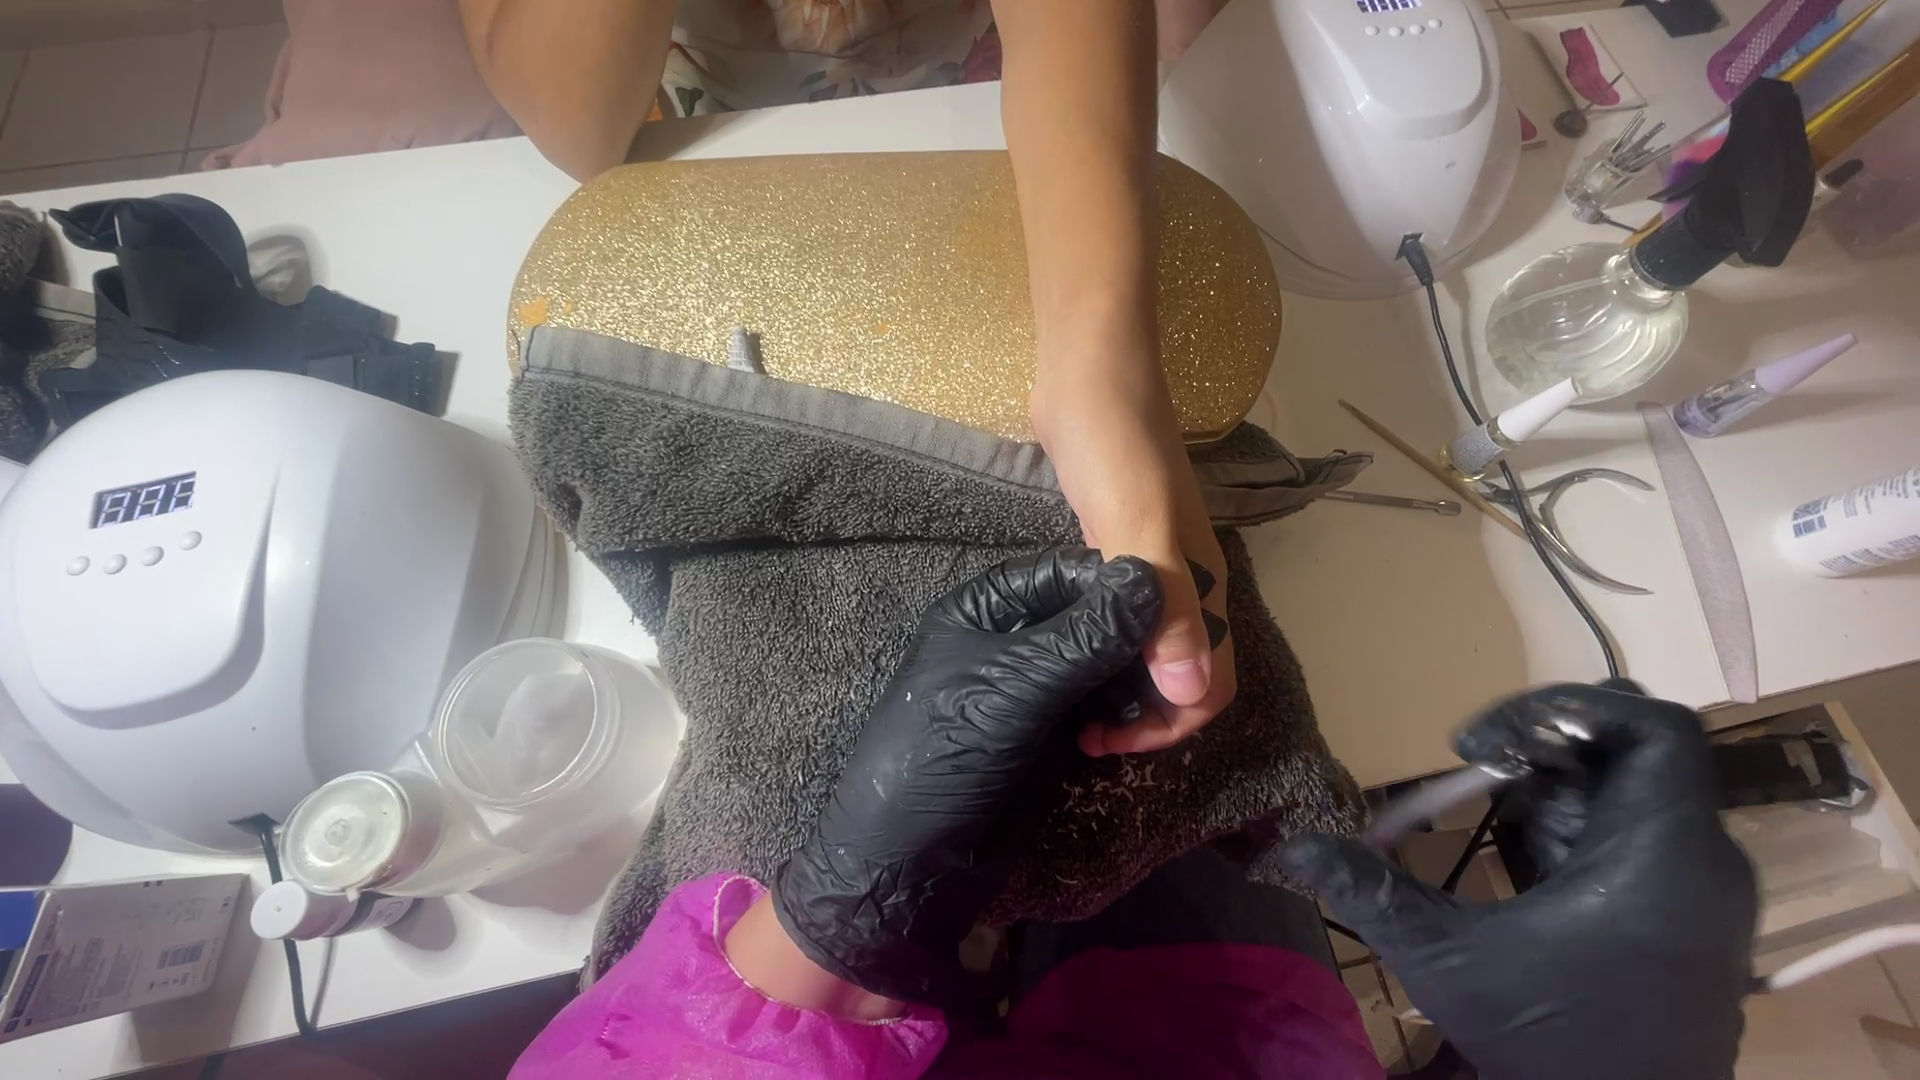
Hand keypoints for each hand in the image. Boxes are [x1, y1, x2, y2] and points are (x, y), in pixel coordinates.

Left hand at [772, 548, 1162, 1003]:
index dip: (1129, 591)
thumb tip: (1154, 578)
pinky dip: (1123, 717)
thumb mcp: (1014, 689)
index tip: (1174, 625)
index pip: (1079, 571)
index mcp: (994, 602)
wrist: (915, 857)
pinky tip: (1116, 743)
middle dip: (1138, 649)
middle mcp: (1021, 630)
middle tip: (1166, 689)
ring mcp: (1041, 677)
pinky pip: (1108, 701)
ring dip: (1135, 689)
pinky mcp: (1056, 720)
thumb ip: (1085, 636)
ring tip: (1140, 726)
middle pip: (1105, 616)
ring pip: (1115, 662)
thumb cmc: (947, 752)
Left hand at [1031, 370, 1233, 755]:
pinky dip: (1102, 646)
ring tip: (1071, 705)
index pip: (1213, 684)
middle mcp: (1186, 582)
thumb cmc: (1114, 446)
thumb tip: (1187, 693)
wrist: (1086, 374)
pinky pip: (1121, 616)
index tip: (1111, 739)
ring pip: (1152, 647)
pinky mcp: (1115, 546)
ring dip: (1122, 684)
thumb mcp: (1136, 525)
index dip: (1171, 724)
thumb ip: (1164, 605)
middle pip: (1185, 674)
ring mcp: (1150, 563)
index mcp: (1203, 584)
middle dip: (1146, 715)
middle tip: (1083, 732)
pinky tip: (1065, 648)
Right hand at [1282, 681, 1757, 1079]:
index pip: (1653, 728)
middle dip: (1539, 740)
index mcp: (1658, 858)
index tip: (1482, 741)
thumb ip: (1369, 891)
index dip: (1566, 705)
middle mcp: (1688, 857)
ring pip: (1617, 782)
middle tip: (1471, 757)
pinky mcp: (1662, 900)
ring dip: (1540, 777)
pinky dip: (1553, 811)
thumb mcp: (1443, 959)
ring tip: (1477, 796)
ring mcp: (1681, 880)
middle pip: (1628, 748)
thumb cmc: (1546, 1041)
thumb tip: (1291, 846)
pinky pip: (1613, 821)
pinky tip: (1506, 835)